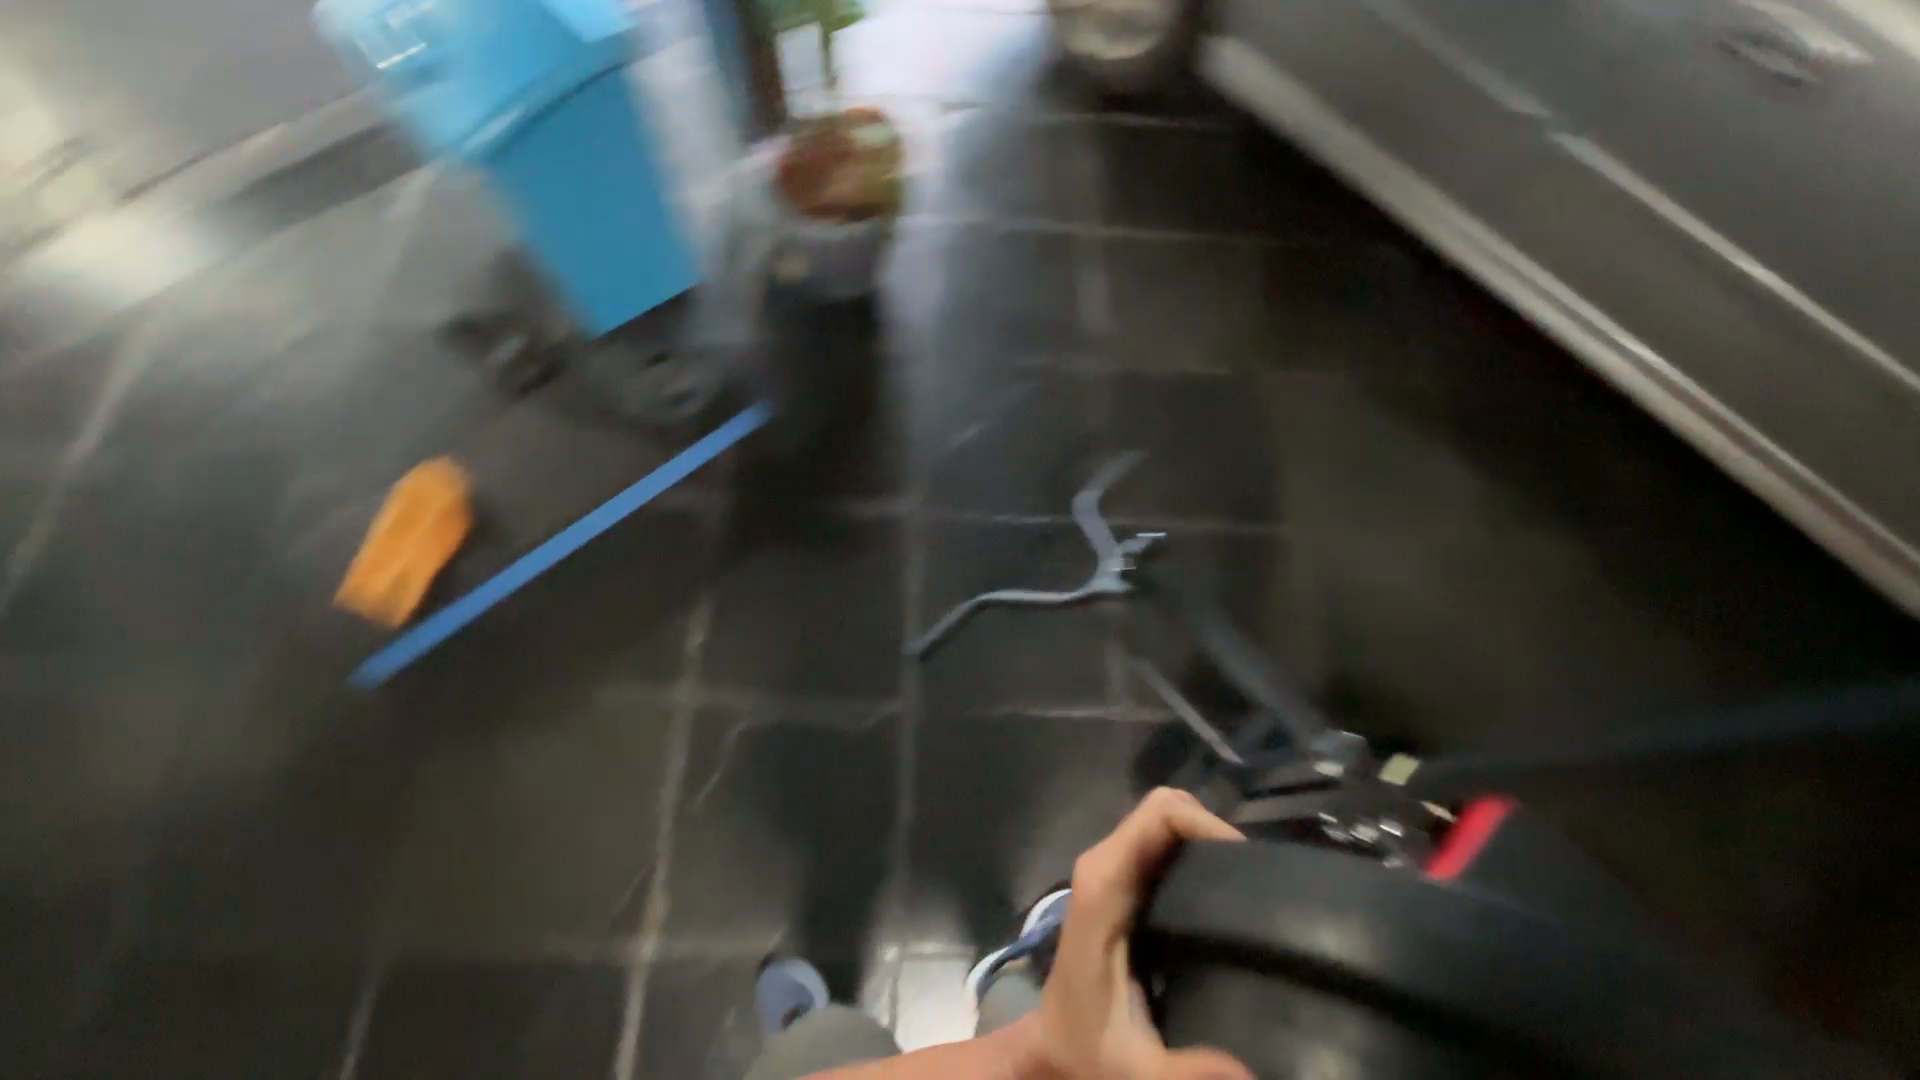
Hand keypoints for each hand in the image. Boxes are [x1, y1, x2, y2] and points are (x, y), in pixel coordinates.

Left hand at [1030, 788, 1255, 1079]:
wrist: (1052, 1050)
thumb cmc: (1087, 1050)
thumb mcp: (1140, 1070)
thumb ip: (1191, 1070)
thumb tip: (1249, 1071)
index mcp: (1104, 887)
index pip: (1158, 816)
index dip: (1206, 825)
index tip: (1249, 865)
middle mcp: (1104, 865)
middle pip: (1166, 811)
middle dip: (1213, 833)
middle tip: (1259, 882)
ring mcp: (1110, 871)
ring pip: (1164, 825)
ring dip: (1205, 844)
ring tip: (1250, 890)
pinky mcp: (1121, 885)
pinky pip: (1162, 847)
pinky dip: (1195, 856)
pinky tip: (1224, 898)